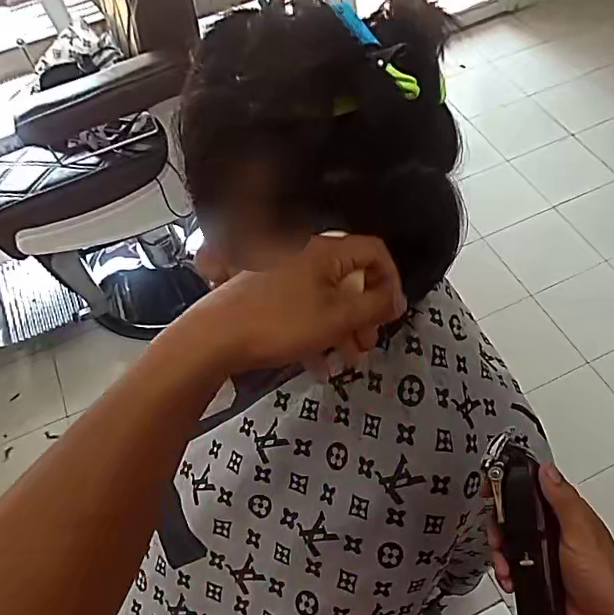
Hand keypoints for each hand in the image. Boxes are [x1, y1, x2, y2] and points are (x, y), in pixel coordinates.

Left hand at [174, 233, 404, 376]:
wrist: (215, 338)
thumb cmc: (279, 323)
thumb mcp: (340, 317)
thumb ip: (377, 305)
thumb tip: (398, 299)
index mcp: (325, 252)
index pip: (375, 252)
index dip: (391, 281)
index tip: (391, 311)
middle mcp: (305, 256)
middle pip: (352, 278)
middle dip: (366, 314)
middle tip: (368, 341)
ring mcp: (284, 274)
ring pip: (329, 298)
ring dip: (344, 329)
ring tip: (347, 358)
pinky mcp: (268, 294)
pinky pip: (305, 309)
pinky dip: (317, 333)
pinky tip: (318, 363)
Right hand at [485, 463, 613, 614]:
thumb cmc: (602, 576)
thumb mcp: (579, 531)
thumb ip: (562, 500)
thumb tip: (547, 470)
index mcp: (568, 512)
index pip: (537, 488)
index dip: (513, 485)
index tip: (494, 487)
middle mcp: (557, 528)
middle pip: (517, 515)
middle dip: (501, 524)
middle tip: (498, 535)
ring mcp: (547, 550)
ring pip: (513, 540)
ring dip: (502, 550)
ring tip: (504, 561)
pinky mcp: (540, 569)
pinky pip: (515, 563)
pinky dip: (507, 568)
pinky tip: (510, 575)